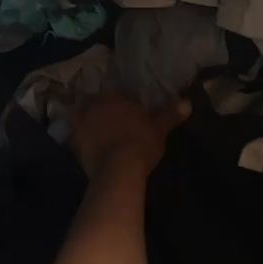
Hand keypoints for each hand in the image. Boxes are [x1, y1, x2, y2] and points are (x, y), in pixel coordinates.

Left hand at [67, 89, 189, 179]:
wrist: (118, 168)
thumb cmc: (141, 143)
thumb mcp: (159, 129)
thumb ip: (170, 114)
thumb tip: (187, 102)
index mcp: (116, 97)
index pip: (119, 95)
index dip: (124, 104)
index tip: (129, 115)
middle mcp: (96, 104)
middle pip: (99, 103)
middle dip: (104, 110)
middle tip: (113, 124)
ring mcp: (83, 121)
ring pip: (85, 117)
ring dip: (91, 123)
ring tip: (100, 135)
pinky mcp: (75, 140)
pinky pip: (78, 137)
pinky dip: (83, 141)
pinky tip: (90, 149)